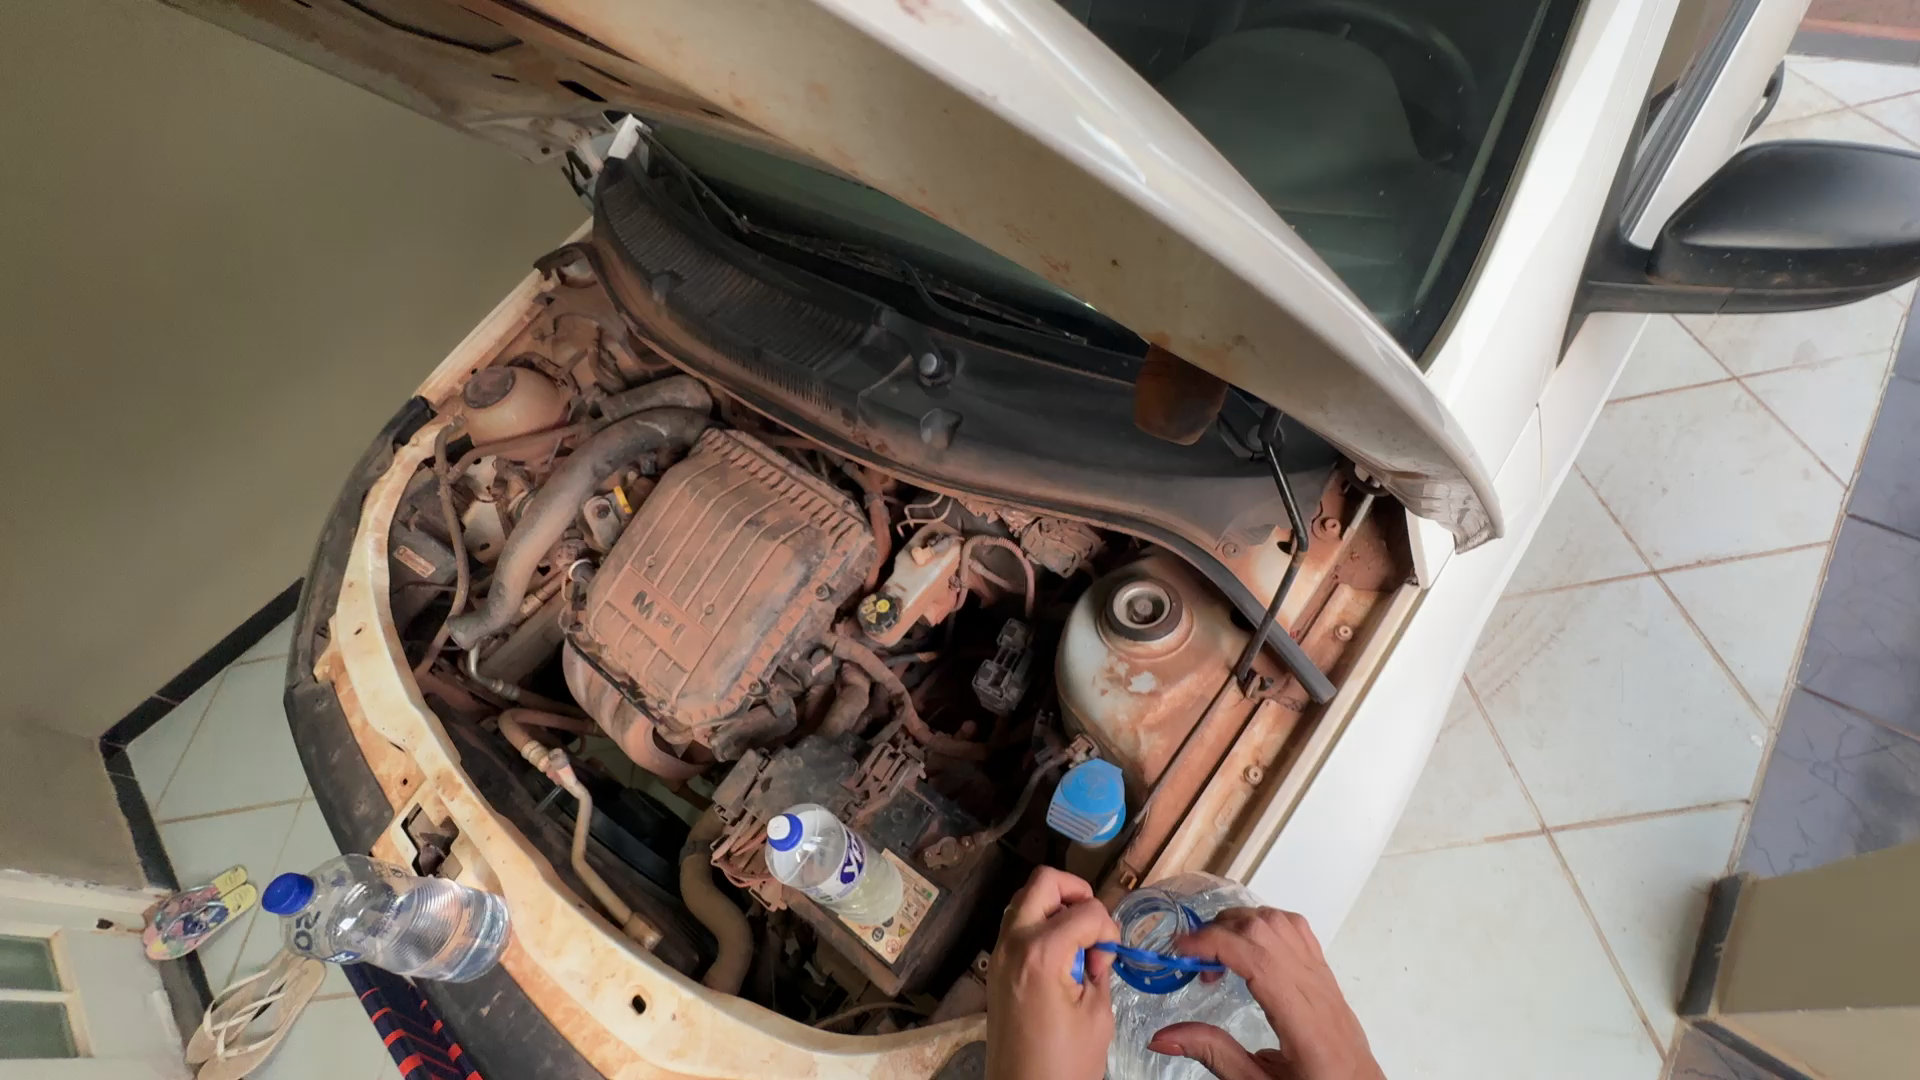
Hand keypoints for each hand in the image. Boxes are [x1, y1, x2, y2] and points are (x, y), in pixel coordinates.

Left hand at [985, 867, 1121, 1079]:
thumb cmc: (1066, 1065)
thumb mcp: (1098, 1015)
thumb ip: (1100, 968)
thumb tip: (1097, 946)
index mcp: (1042, 952)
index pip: (1086, 910)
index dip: (1107, 928)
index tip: (1109, 958)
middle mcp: (1014, 939)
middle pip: (1045, 880)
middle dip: (1076, 893)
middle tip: (1092, 926)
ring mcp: (999, 949)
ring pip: (1027, 896)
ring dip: (1055, 906)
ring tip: (1075, 942)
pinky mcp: (994, 963)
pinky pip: (1016, 921)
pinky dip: (1039, 922)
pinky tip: (1058, 954)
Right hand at [1148, 907, 1383, 1079]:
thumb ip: (1214, 1055)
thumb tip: (1160, 1036)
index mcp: (1303, 1024)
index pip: (1257, 959)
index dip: (1213, 943)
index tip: (1180, 950)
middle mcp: (1317, 991)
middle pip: (1265, 930)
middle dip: (1219, 930)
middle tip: (1196, 960)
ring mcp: (1325, 978)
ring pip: (1280, 921)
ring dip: (1239, 923)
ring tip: (1219, 952)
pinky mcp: (1326, 974)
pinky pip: (1295, 928)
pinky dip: (1263, 922)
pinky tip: (1248, 946)